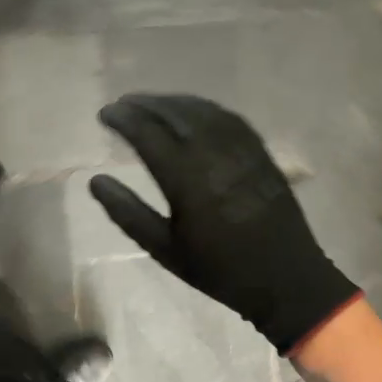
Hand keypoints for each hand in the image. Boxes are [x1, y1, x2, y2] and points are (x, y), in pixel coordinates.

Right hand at [91, 93, 357, 352]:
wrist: (286, 279)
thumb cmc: (218, 270)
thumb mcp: (164, 250)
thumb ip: (127, 212)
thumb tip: (95, 181)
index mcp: (187, 180)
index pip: (148, 134)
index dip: (123, 119)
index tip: (104, 113)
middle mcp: (214, 155)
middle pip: (175, 114)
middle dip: (145, 104)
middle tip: (123, 103)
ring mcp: (242, 150)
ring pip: (203, 111)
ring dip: (173, 102)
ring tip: (151, 103)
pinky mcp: (261, 153)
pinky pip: (230, 119)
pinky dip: (204, 108)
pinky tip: (193, 111)